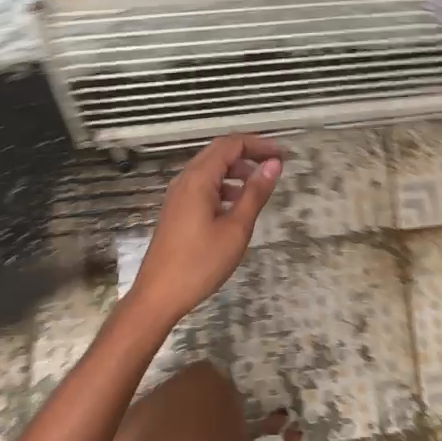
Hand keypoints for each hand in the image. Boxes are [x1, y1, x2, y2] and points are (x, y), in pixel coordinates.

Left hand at [128, 135, 284, 324]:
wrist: (158, 296)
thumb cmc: (200, 263)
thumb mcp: (236, 228)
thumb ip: (255, 193)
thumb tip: (273, 164)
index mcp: (199, 178)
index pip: (232, 144)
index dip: (259, 144)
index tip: (283, 155)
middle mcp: (185, 179)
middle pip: (219, 151)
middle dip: (249, 152)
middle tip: (276, 164)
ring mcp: (178, 194)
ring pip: (211, 168)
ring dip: (236, 169)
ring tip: (260, 185)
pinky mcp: (177, 209)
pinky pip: (203, 185)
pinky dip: (224, 185)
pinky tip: (237, 205)